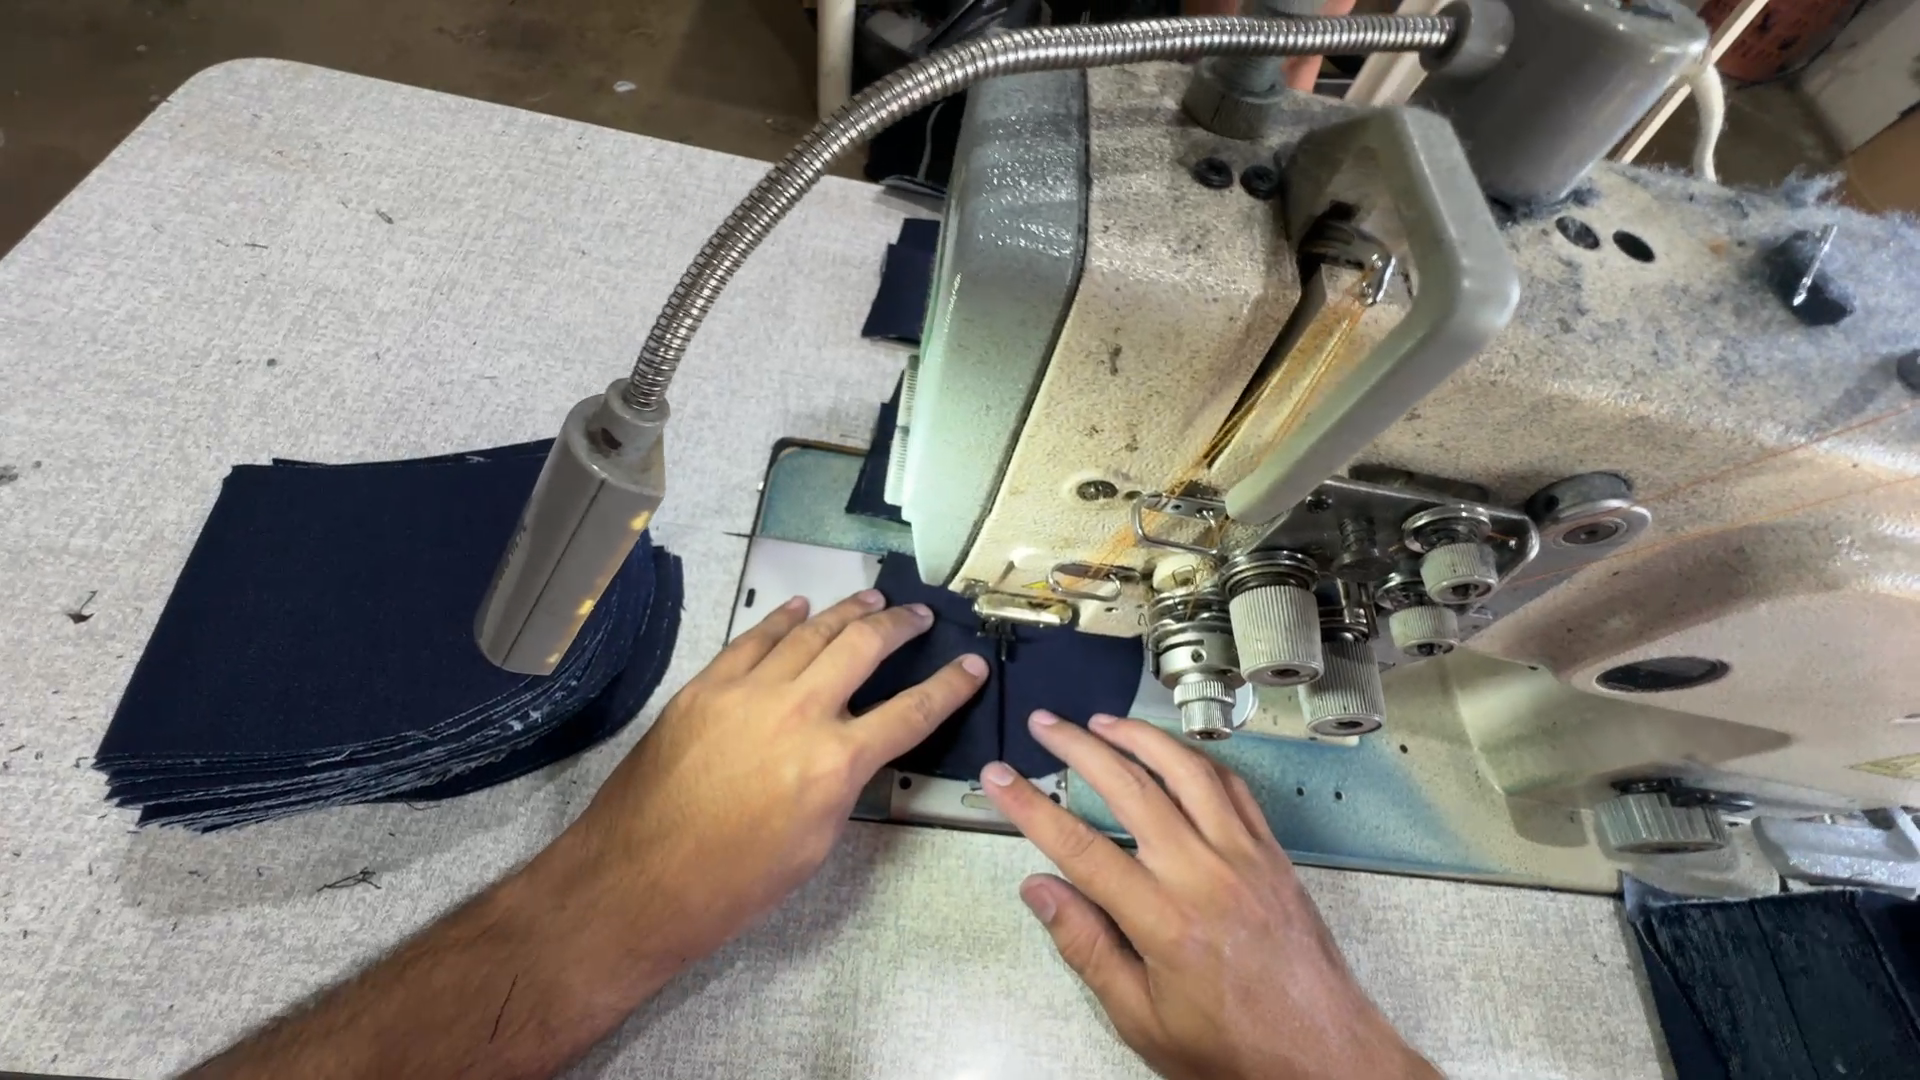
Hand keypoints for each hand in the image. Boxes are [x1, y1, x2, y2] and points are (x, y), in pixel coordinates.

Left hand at [549, 589, 987, 985]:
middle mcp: (799, 712)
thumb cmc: (736, 883)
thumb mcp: (817, 842)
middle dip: (900, 625)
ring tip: (873, 598)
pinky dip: (783, 619)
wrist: (635, 883)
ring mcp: (748, 691)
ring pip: (811, 631)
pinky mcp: (707, 685)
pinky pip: (754, 638)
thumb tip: (857, 744)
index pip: (911, 711)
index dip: (950, 686)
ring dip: (848, 611)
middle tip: (919, 614)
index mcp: (835, 763)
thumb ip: (845, 781)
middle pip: (863, 647)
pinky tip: (801, 606)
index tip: (972, 665)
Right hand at [981, 712, 1439, 1079]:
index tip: (999, 776)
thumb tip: (1038, 887)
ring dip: (1137, 735)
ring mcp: (1242, 854)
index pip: (1081, 848)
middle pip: (1130, 788)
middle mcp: (1203, 873)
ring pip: (1184, 770)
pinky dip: (1193, 757)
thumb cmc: (1231, 1051)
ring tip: (1100, 720)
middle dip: (1078, 747)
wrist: (1329, 1061)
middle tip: (1044, 723)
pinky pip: (1230, 785)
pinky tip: (1169, 749)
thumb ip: (1086, 947)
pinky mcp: (1270, 850)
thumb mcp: (1143, 1021)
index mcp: (1165, 921)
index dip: (1032, 806)